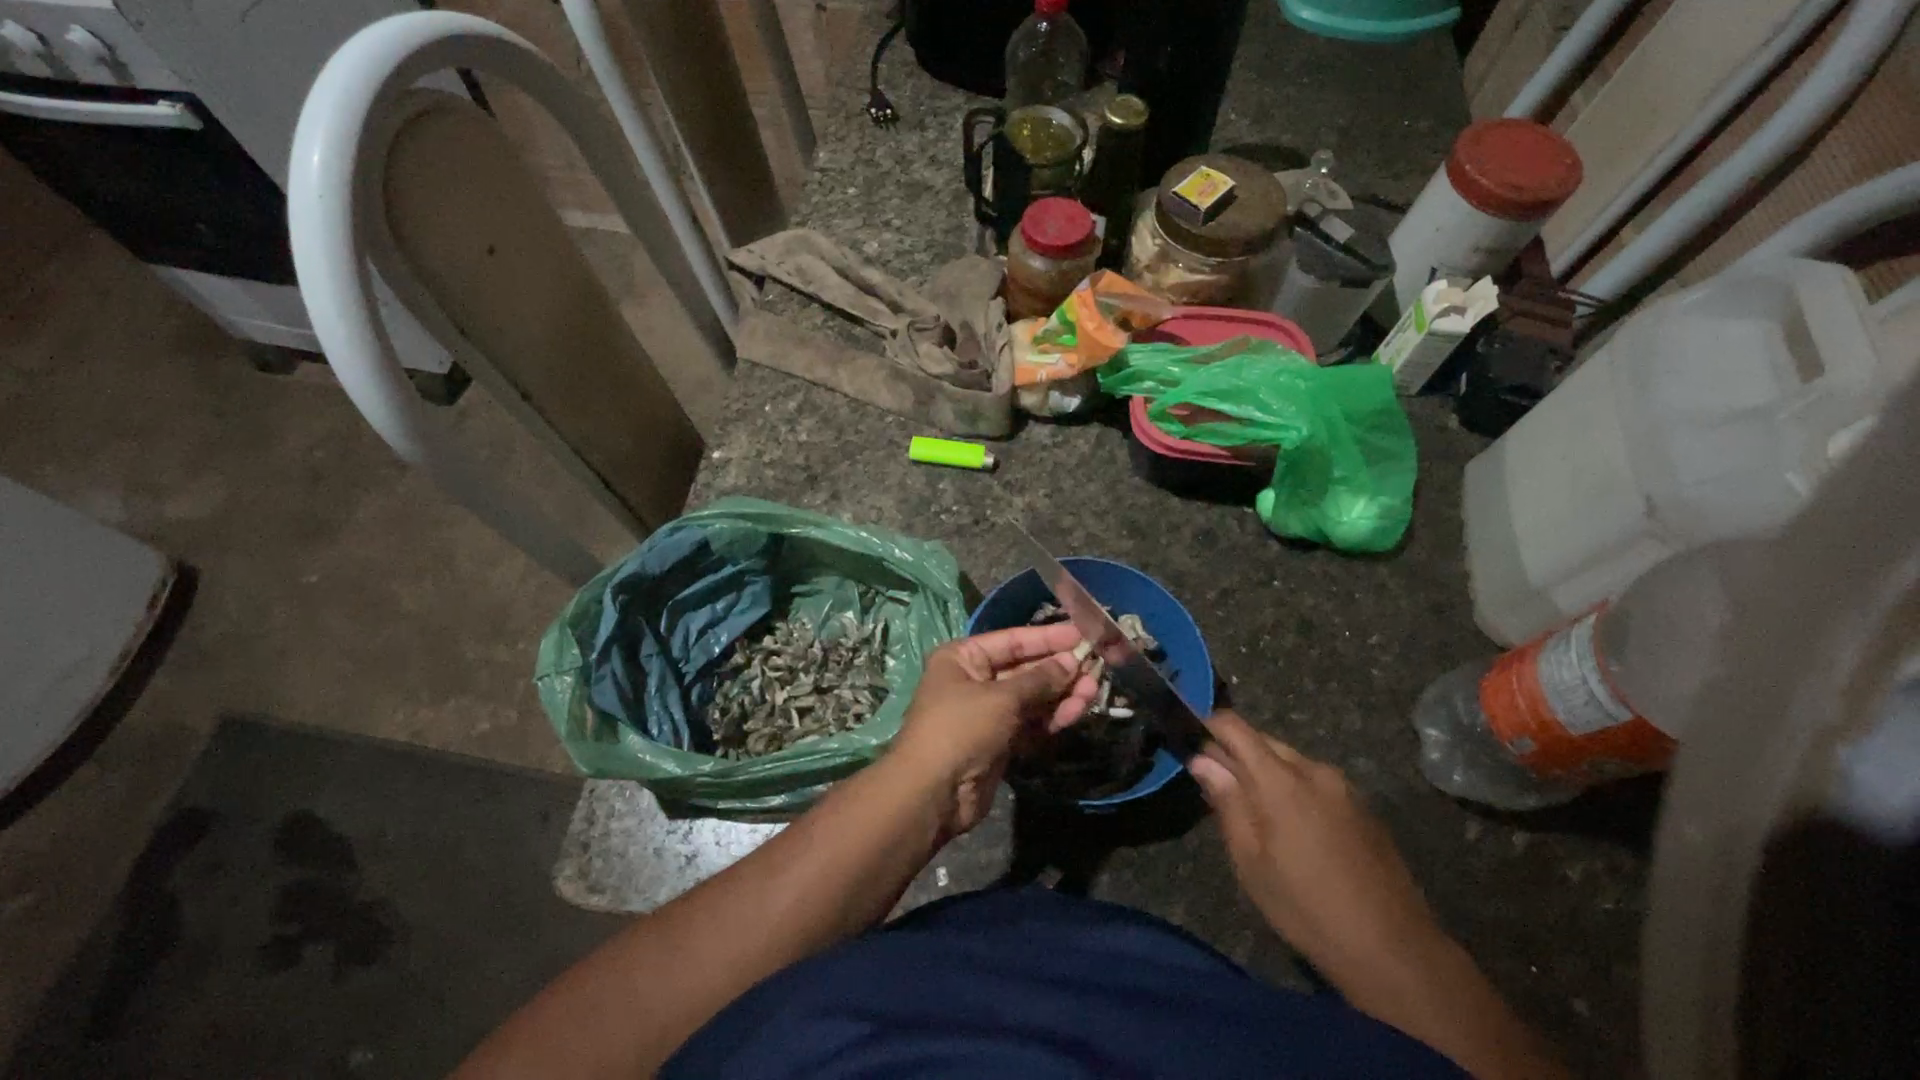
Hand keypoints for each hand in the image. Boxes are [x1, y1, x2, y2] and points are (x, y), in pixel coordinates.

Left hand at [889, 623, 1096, 835]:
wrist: (934, 792)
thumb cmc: (961, 729)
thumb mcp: (1002, 698)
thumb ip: (1039, 679)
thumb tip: (1070, 663)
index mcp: (962, 658)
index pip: (1012, 640)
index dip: (1048, 637)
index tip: (1081, 634)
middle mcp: (973, 681)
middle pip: (1025, 669)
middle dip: (1059, 670)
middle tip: (1095, 668)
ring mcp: (987, 713)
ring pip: (1032, 698)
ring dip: (1061, 695)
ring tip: (1093, 692)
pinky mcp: (999, 742)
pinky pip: (1031, 723)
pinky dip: (1051, 718)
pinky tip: (1076, 712)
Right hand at [1188, 711, 1444, 979]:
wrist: (1392, 947)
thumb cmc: (1306, 908)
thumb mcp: (1251, 861)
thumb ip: (1227, 803)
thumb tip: (1202, 760)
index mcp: (1281, 780)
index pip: (1235, 728)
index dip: (1207, 726)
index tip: (1187, 739)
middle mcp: (1314, 770)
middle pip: (1264, 742)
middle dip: (1234, 753)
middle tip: (1213, 783)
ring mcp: (1344, 787)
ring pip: (1291, 761)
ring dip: (1264, 772)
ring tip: (1249, 808)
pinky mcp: (1363, 807)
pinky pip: (1315, 781)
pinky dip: (1292, 788)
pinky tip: (1290, 826)